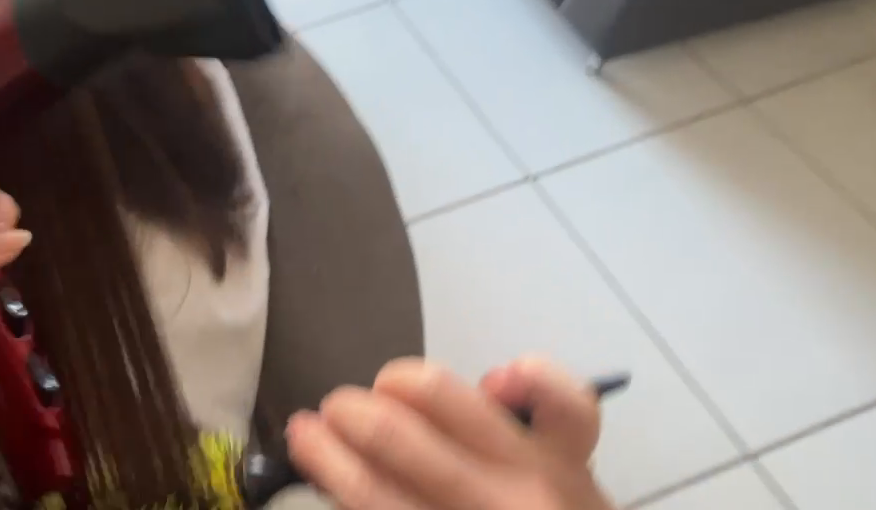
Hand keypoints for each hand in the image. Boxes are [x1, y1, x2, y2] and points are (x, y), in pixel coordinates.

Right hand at [285, 357, 616, 509]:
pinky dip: (528, 378)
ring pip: (444, 394)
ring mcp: (539, 477)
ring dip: (397, 381)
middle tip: (335, 413)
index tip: (302, 433)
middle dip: (347, 412)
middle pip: (395, 435)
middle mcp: (494, 508)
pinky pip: (563, 402)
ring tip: (389, 393)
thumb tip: (316, 448)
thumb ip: (374, 501)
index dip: (323, 455)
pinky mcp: (573, 455)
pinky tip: (493, 382)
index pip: (369, 492)